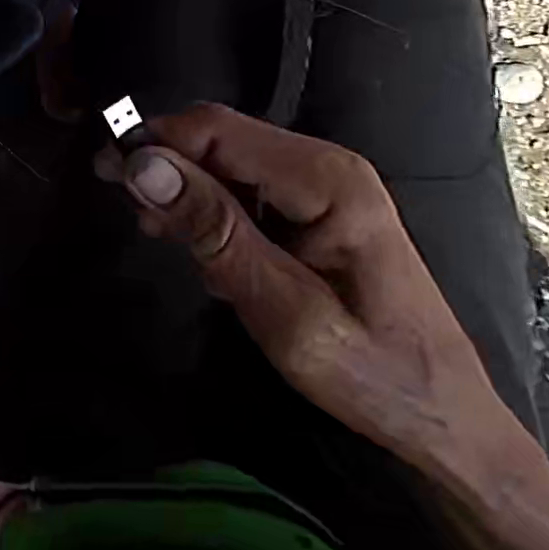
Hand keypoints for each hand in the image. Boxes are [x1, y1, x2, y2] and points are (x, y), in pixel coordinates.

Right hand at [96, 103, 524, 479]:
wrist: (444, 420)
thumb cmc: (372, 374)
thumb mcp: (282, 310)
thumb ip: (213, 232)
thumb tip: (143, 165)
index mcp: (325, 179)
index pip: (216, 129)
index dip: (154, 141)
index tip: (104, 173)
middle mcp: (323, 164)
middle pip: (218, 137)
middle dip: (164, 165)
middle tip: (131, 214)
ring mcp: (320, 183)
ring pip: (223, 160)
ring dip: (181, 190)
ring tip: (160, 236)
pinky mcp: (312, 206)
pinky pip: (240, 185)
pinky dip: (206, 209)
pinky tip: (200, 250)